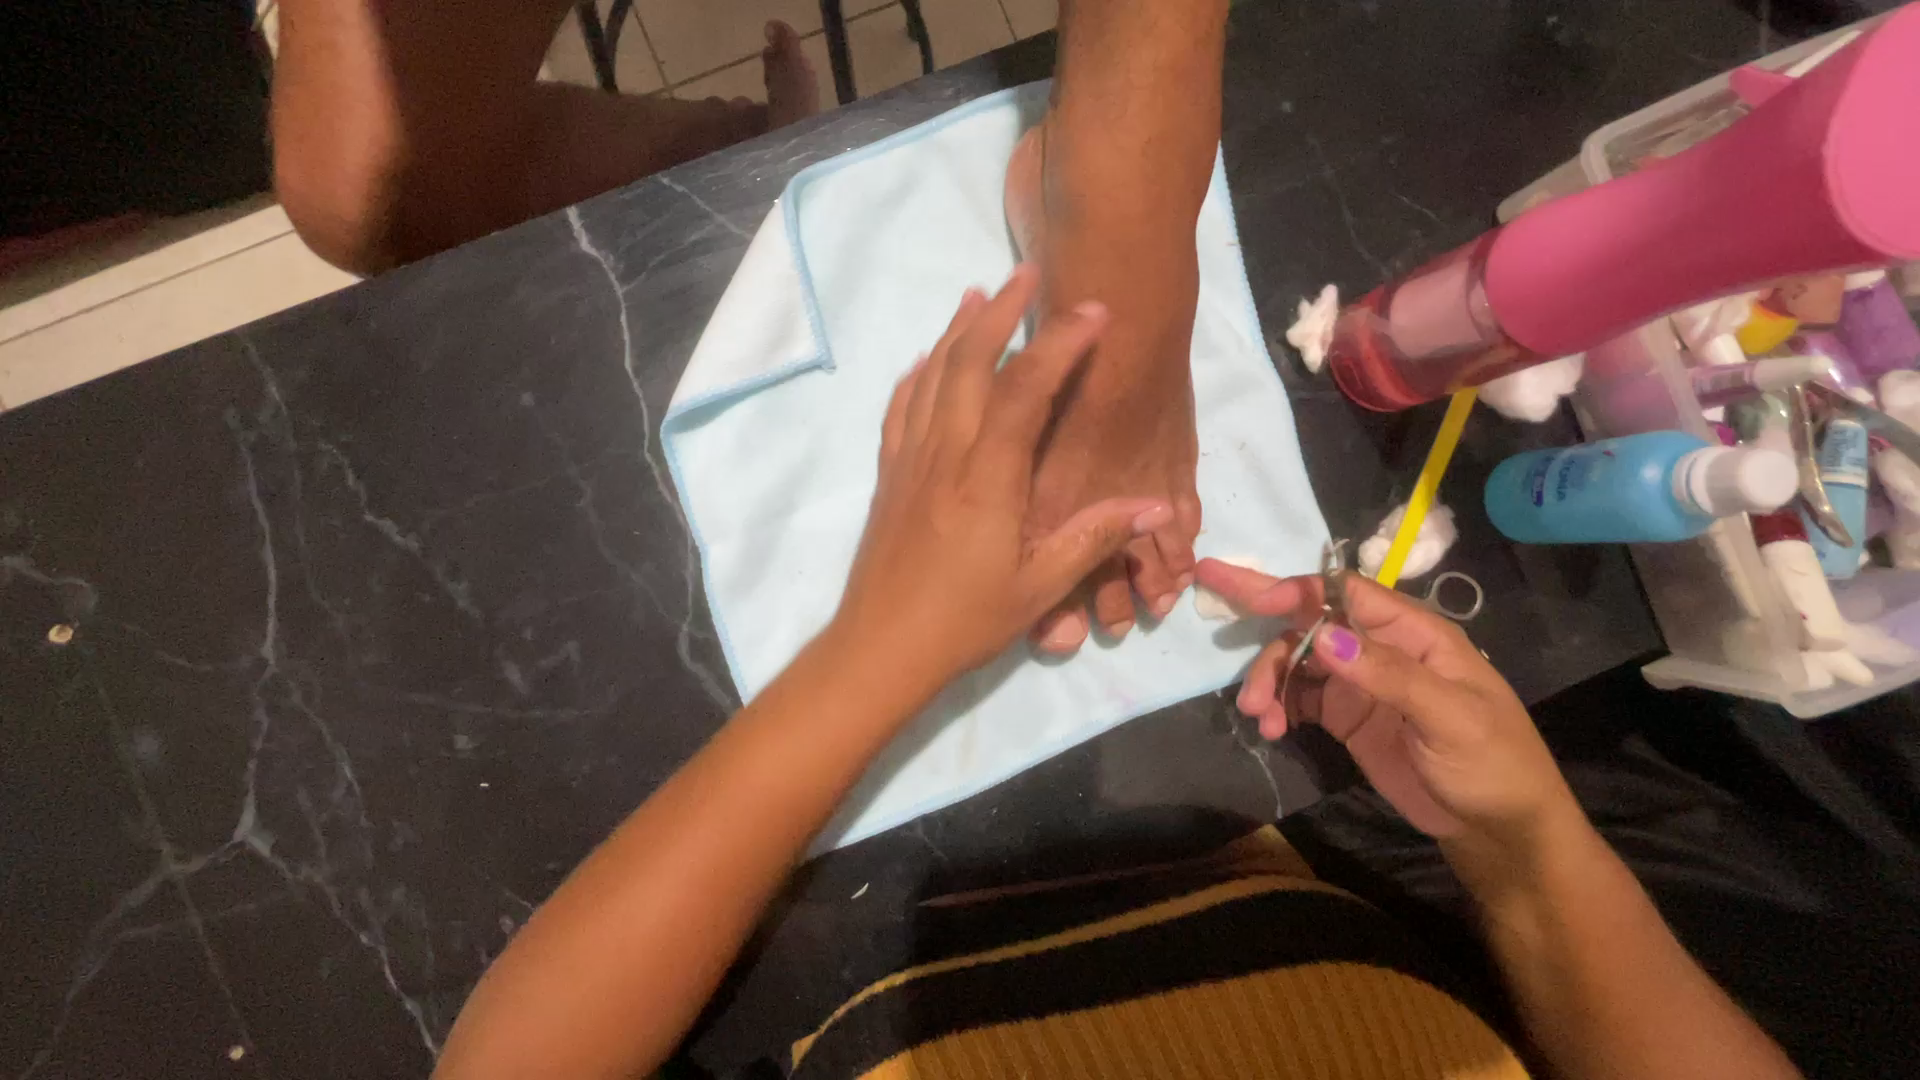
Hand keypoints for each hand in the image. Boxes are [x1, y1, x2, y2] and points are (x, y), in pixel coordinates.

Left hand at [831, 266, 1173, 689]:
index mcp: (987, 479)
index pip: (1026, 391)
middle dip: (999, 312)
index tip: (1092, 309)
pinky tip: (926, 361)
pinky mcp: (889, 477)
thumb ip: (1094, 539)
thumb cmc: (964, 623)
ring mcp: (910, 462)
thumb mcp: (1038, 588)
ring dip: (956, 332)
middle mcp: (945, 455)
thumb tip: (1158, 505)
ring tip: (978, 295)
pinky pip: (900, 410)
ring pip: (931, 378)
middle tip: (1026, 273)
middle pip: (969, 365)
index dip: (1060, 345)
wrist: (880, 649)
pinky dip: (916, 376)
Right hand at [1194, 560, 1581, 851]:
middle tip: (1210, 600)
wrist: (1498, 832)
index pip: (1344, 594)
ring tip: (1255, 714)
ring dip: (1268, 680)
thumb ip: (1389, 674)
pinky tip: (1269, 729)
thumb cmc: (1493, 765)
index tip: (1253, 601)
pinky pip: (1295, 698)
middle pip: (1307, 621)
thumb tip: (1323, 636)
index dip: (1296, 591)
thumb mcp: (1451, 718)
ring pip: (1294, 660)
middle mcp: (1377, 646)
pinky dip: (1275, 708)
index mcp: (1412, 632)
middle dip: (1262, 622)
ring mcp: (1356, 681)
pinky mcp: (1343, 714)